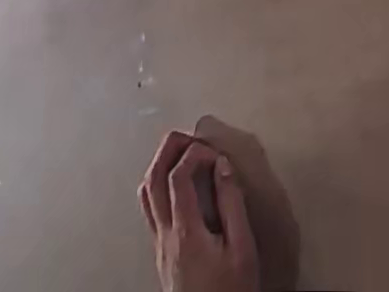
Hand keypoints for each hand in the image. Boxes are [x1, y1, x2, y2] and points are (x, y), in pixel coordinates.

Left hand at [140, 132, 258, 291]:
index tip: (216, 153)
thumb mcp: (243, 251)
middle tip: (191, 137)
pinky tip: (176, 185)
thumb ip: (232, 204)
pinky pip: (149, 207)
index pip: (177, 176)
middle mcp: (164, 233)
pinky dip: (158, 184)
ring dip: (160, 164)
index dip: (195, 154)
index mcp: (185, 230)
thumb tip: (222, 166)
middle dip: (169, 148)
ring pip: (145, 192)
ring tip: (182, 153)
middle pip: (153, 177)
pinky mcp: (159, 252)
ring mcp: (158, 243)